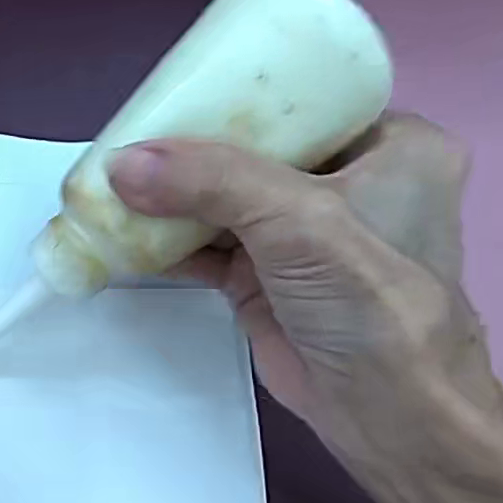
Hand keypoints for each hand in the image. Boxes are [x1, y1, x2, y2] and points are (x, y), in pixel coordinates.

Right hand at [107, 113, 502, 460]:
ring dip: (170, 200)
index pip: (303, 102)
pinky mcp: (260, 277)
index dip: (238, 96)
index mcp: (388, 145)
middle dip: (189, 153)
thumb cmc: (367, 300)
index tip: (174, 92)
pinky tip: (124, 234)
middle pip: (250, 152)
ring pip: (220, 202)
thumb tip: (119, 163)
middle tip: (130, 141)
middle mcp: (344, 184)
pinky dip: (165, 242)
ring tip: (113, 185)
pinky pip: (203, 245)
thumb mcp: (299, 220)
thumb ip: (210, 182)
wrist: (379, 410)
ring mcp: (298, 236)